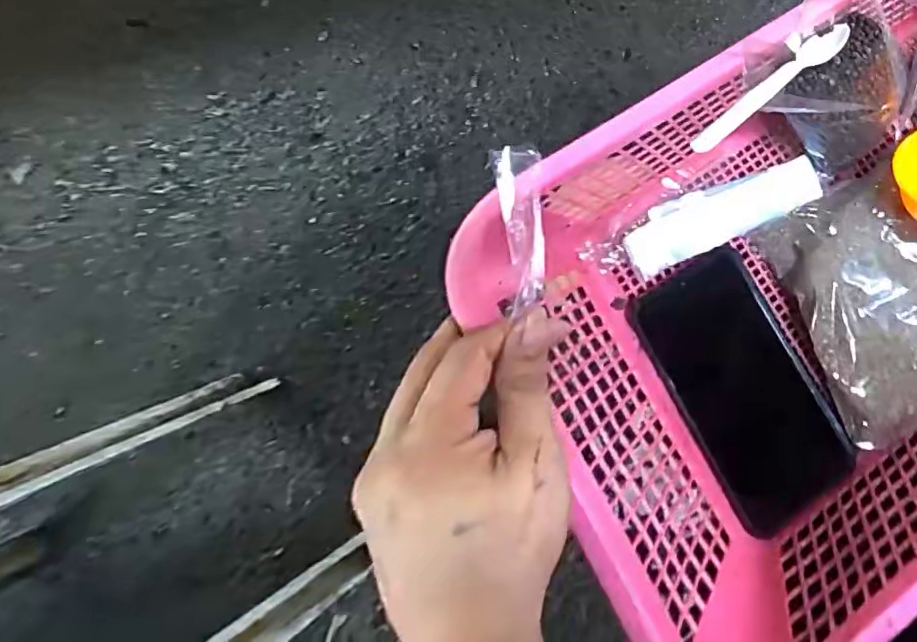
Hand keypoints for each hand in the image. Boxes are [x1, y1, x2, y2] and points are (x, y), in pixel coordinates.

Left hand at [353, 309, 570, 641]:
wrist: (469, 635)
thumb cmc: (514, 546)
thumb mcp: (535, 461)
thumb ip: (528, 387)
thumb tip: (537, 321)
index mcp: (421, 448)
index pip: (460, 358)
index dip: (502, 325)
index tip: (544, 308)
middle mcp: (382, 458)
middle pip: (424, 369)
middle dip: (473, 333)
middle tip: (523, 314)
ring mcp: (372, 479)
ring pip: (414, 395)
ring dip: (460, 364)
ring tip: (511, 350)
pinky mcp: (377, 496)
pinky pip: (411, 423)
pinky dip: (447, 396)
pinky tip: (482, 399)